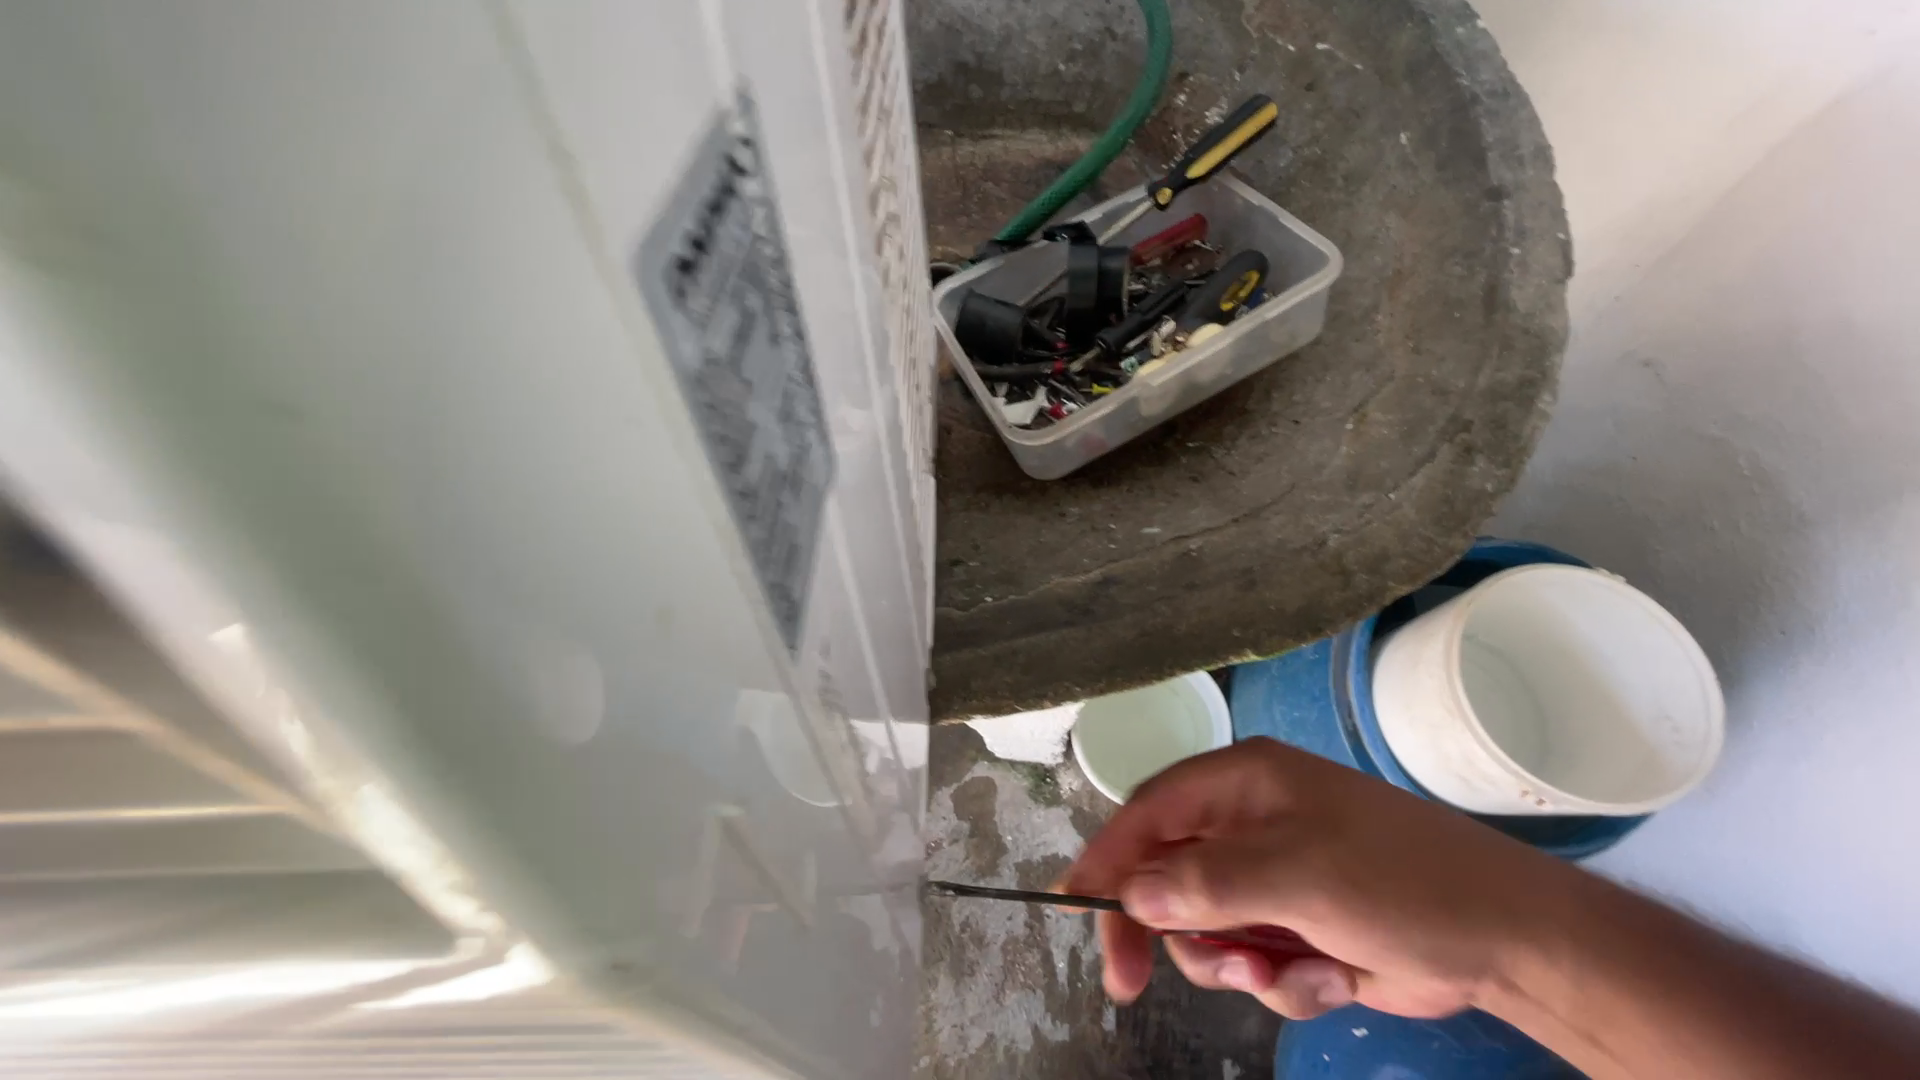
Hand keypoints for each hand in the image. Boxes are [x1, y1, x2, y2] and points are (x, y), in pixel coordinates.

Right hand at [1059, 737, 1579, 1019]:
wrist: (1509, 941)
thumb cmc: (1400, 882)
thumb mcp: (1300, 874)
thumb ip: (1209, 881)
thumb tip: (1134, 894)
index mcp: (1241, 784)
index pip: (1149, 812)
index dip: (1106, 856)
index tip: (1072, 907)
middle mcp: (1246, 823)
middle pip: (1164, 874)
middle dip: (1162, 929)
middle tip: (1131, 983)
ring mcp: (1269, 875)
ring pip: (1202, 927)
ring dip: (1231, 961)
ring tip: (1281, 972)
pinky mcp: (1293, 924)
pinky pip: (1250, 958)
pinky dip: (1282, 979)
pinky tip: (1330, 977)